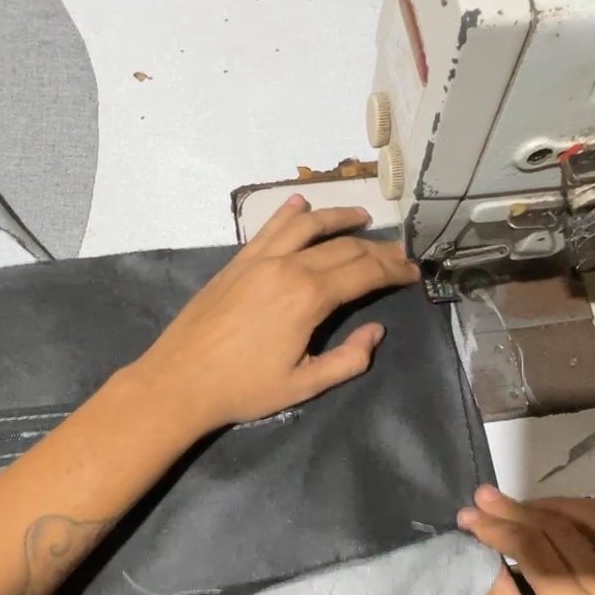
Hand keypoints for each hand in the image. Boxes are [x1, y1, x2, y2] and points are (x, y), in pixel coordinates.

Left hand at [132, 195, 420, 432]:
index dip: (394, 271)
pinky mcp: (237, 262)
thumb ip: (348, 360)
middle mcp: (287, 267)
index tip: (414, 273)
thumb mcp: (305, 385)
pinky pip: (269, 228)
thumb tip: (376, 332)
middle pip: (343, 247)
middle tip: (400, 255)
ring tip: (363, 217)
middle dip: (377, 250)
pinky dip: (289, 213)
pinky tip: (302, 204)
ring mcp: (259, 260)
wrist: (180, 381)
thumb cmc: (244, 389)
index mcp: (309, 297)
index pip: (364, 272)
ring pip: (308, 226)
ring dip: (339, 218)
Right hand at [457, 487, 594, 594]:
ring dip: (558, 505)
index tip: (468, 515)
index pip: (534, 550)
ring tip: (524, 503)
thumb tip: (479, 546)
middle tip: (485, 497)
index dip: (498, 527)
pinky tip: (568, 512)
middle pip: (563, 531)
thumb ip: (501, 594)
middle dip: (518, 511)